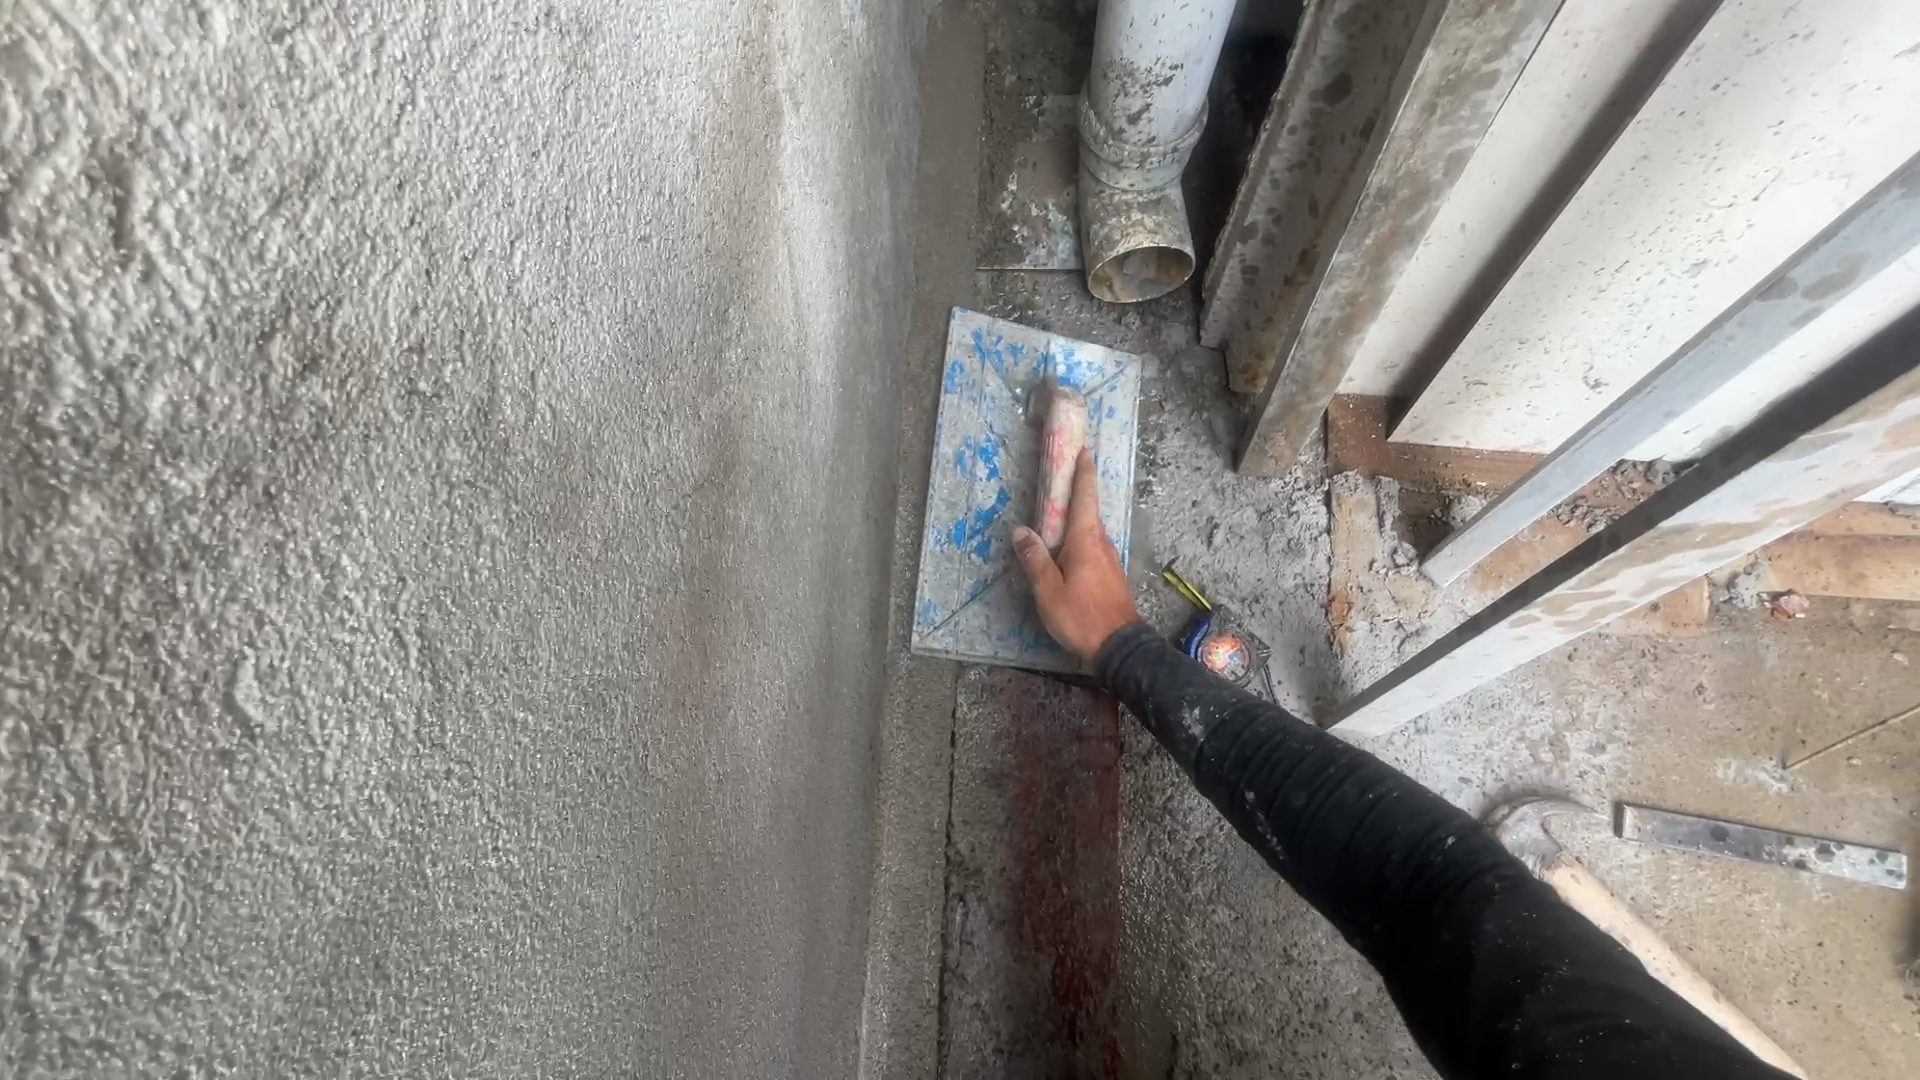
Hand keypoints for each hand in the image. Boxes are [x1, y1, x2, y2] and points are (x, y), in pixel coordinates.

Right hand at [1011, 448, 1139, 662]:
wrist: (1120, 647)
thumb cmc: (1081, 616)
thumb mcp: (1048, 590)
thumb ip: (1034, 559)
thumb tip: (1020, 531)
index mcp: (1086, 540)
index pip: (1085, 497)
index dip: (1083, 472)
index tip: (1082, 450)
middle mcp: (1101, 543)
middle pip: (1088, 512)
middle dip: (1076, 493)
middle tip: (1058, 480)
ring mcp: (1108, 560)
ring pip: (1089, 531)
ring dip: (1075, 520)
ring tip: (1055, 518)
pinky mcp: (1110, 575)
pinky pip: (1091, 547)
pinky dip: (1078, 540)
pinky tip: (1065, 552)